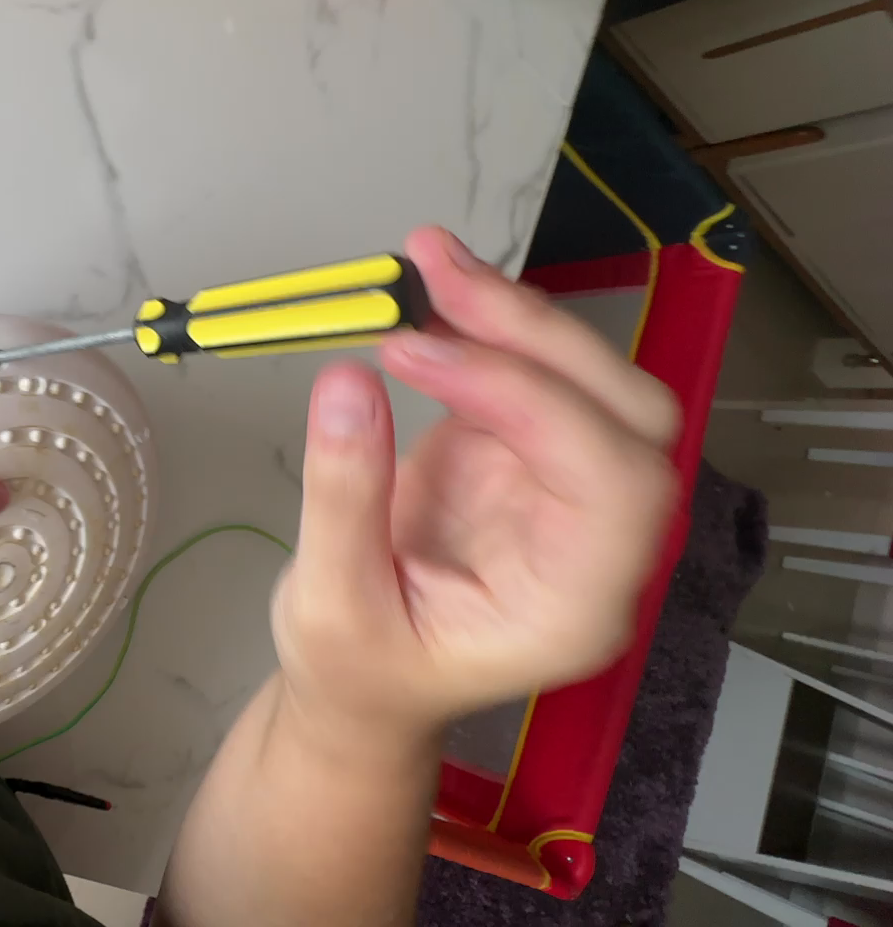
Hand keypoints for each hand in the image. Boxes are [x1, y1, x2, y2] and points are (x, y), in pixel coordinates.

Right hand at [270, 227, 679, 746]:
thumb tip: (345, 381)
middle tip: (433, 270)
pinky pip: (515, 382)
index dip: (524, 398)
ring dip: (505, 314)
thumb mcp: (330, 599)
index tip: (410, 352)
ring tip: (425, 262)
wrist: (358, 684)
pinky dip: (474, 333)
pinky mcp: (508, 462)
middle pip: (616, 414)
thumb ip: (342, 495)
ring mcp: (553, 494)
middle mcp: (590, 539)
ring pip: (575, 384)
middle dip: (529, 331)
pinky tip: (428, 301)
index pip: (605, 478)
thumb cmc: (352, 667)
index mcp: (573, 601)